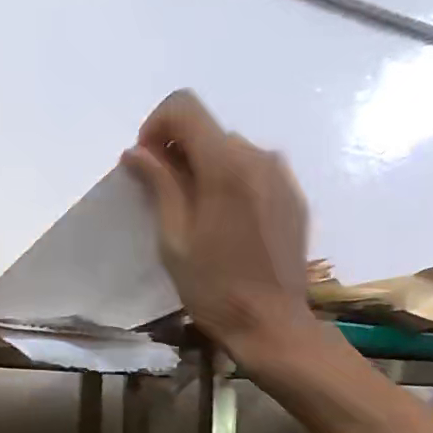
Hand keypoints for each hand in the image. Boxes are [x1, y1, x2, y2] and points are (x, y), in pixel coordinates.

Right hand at [122, 90, 313, 363]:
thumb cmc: (215, 289)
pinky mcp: (295, 198)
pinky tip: (230, 226)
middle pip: (210, 131)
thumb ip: (159, 185)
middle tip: (167, 197)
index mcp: (226, 165)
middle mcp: (260, 157)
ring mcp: (283, 177)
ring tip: (201, 216)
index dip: (157, 126)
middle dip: (181, 152)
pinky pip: (257, 173)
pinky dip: (236, 184)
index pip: (184, 107)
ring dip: (209, 169)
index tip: (147, 163)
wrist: (272, 325)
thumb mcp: (175, 240)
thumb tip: (137, 152)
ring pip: (234, 152)